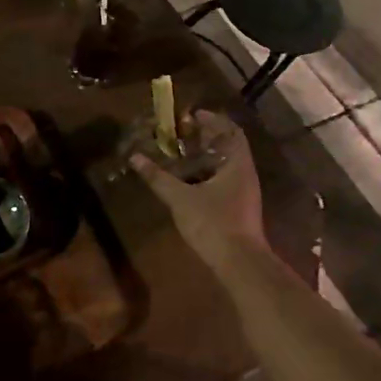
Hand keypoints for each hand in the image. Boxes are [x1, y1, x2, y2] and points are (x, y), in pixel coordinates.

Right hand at [130, 110, 265, 264]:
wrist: (240, 264)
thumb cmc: (214, 223)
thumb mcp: (180, 199)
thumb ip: (158, 177)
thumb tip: (135, 158)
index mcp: (237, 163)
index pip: (230, 130)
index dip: (212, 119)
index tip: (190, 115)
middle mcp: (245, 173)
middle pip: (229, 146)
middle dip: (207, 137)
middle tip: (182, 133)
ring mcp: (245, 192)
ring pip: (227, 164)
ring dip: (208, 156)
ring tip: (182, 154)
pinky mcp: (240, 208)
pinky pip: (225, 180)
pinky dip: (209, 174)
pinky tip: (190, 181)